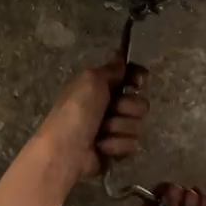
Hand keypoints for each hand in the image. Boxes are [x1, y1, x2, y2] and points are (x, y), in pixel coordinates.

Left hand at [31, 55, 150, 183]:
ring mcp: (114, 130)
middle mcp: (109, 107)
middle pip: (139, 102)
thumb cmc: (76, 112)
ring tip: (100, 132)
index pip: (130, 77)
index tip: (138, 82)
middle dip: (127, 107)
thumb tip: (119, 54)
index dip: (137, 78)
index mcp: (100, 87)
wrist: (66, 151)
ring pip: (136, 125)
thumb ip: (110, 69)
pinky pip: (131, 144)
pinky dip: (116, 145)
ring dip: (118, 127)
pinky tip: (101, 146)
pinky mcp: (116, 150)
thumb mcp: (90, 81)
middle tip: (111, 111)